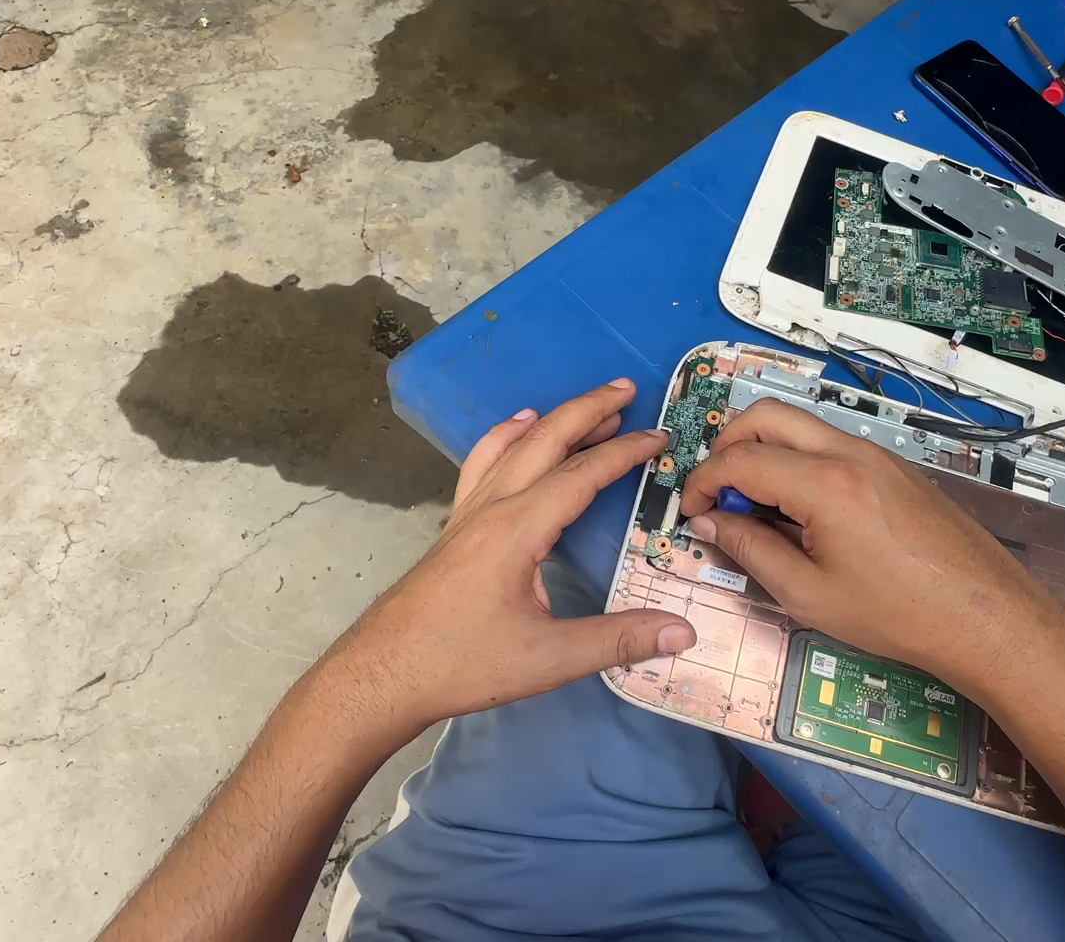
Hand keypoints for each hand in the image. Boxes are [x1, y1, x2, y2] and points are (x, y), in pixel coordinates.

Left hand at [332, 380, 695, 730]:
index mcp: (518, 528)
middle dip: (589, 408)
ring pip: (515, 445)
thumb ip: (619, 640)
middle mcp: (493, 506)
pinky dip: (507, 436)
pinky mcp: (455, 524)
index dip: (625, 451)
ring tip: (590, 408)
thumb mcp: (548, 659)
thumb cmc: (462, 664)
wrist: (379, 676)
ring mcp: (468, 511)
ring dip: (554, 419)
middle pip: (546, 439)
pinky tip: (517, 428)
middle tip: (627, 388)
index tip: (660, 435)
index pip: (581, 474)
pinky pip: (483, 463)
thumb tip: (685, 632)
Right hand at [676, 400, 1055, 681]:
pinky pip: (828, 443)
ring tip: (758, 504)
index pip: (740, 459)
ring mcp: (875, 453)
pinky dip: (797, 459)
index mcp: (825, 483)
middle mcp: (849, 452)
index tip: (691, 509)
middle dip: (728, 444)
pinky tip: (801, 508)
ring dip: (763, 450)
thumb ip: (749, 550)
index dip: (703, 481)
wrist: (986, 616)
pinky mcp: (892, 465)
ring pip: (799, 424)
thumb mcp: (808, 593)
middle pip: (766, 415)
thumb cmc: (896, 614)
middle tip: (719, 491)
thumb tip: (710, 520)